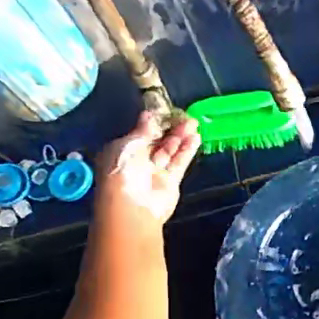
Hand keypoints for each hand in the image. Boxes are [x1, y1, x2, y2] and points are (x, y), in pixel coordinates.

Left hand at [95, 110, 199, 226]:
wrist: (132, 206)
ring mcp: (154, 172)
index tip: (167, 112)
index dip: (154, 123)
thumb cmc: (123, 169)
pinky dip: (187, 150)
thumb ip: (143, 130)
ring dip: (181, 138)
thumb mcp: (129, 144)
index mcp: (122, 151)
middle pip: (157, 142)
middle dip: (171, 129)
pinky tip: (196, 138)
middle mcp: (137, 161)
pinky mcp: (170, 181)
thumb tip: (148, 114)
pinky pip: (179, 162)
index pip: (140, 134)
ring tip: (194, 124)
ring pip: (170, 151)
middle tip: (186, 117)